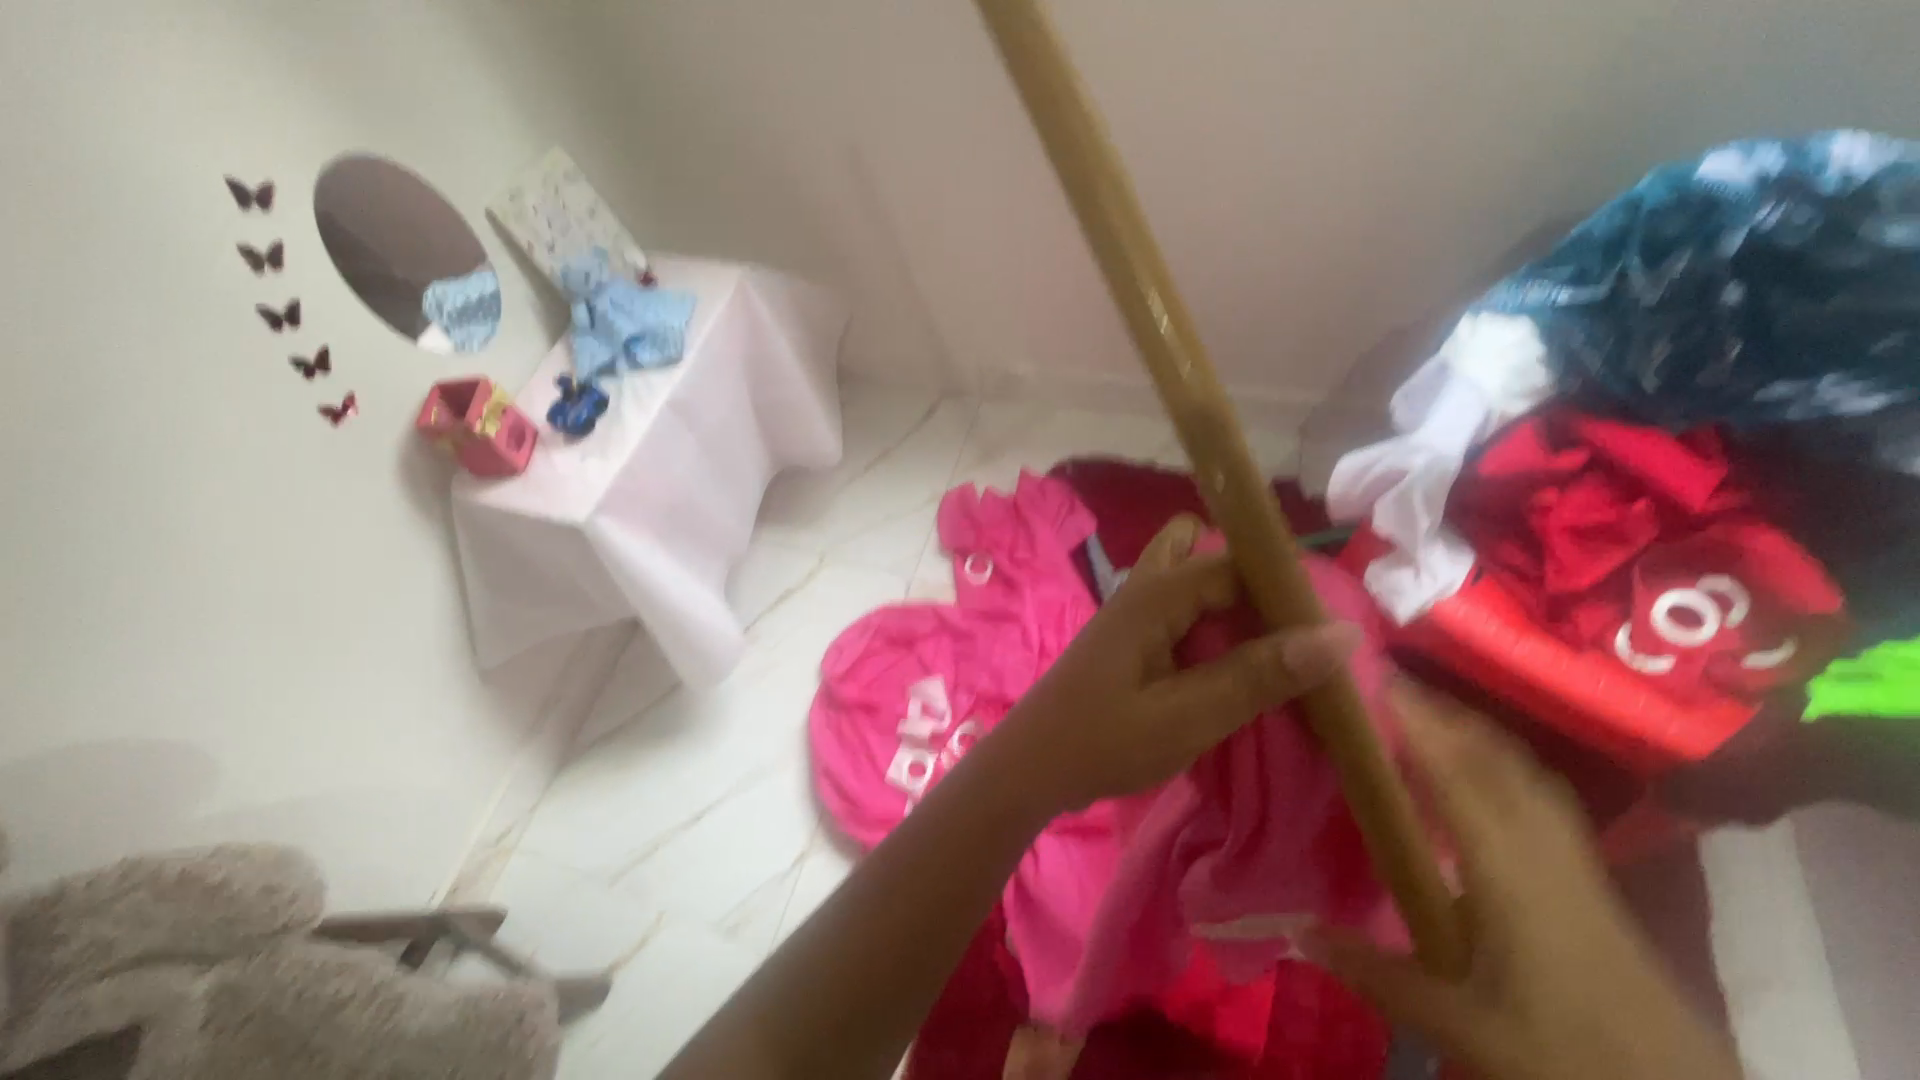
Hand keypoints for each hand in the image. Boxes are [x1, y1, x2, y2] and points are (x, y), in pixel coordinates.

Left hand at [991, 515, 1359, 816]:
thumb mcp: (1188, 717)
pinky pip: (1184, 615)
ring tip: (1273, 654)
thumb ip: (1258, 675)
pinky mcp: (1133, 642)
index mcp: (1156, 595)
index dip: (1285, 588)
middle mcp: (1144, 590)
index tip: (1328, 628)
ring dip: (1234, 608)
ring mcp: (1135, 614)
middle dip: (1255, 584)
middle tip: (1294, 636)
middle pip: (1208, 553)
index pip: (1238, 562)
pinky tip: (1236, 671)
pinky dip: (1215, 630)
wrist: (1031, 769)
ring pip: (1194, 582)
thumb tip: (1341, 635)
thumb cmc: (1103, 742)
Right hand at [1303, 683, 1743, 1079]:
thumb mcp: (1462, 1025)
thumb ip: (1378, 975)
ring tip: (1433, 720)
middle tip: (1394, 687)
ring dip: (1480, 738)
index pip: (1460, 781)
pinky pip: (1543, 800)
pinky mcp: (1593, 883)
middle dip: (1450, 716)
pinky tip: (1487, 785)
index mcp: (1511, 875)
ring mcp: (1578, 864)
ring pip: (1528, 777)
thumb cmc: (1565, 1051)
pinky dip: (1506, 769)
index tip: (1382, 681)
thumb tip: (1295, 930)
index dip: (1422, 726)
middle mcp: (1547, 853)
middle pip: (1501, 763)